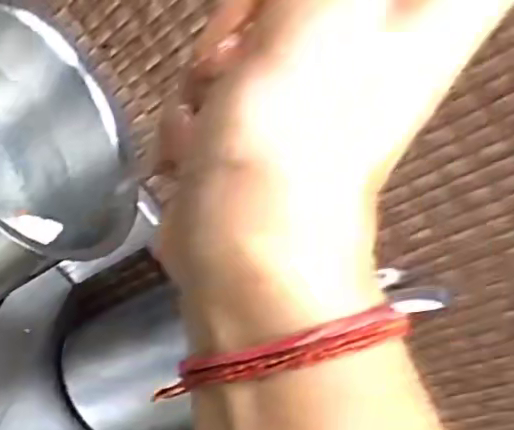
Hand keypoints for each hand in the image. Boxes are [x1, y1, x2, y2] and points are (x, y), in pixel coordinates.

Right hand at [156, 0, 510, 349]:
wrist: (243, 249)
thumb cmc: (285, 143)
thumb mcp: (309, 20)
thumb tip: (269, 9)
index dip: (270, 1)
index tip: (257, 22)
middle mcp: (392, 25)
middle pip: (278, 5)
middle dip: (232, 33)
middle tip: (225, 68)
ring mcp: (325, 80)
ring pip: (243, 44)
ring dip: (200, 83)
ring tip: (207, 121)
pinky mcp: (270, 123)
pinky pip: (218, 94)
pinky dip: (192, 119)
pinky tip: (194, 146)